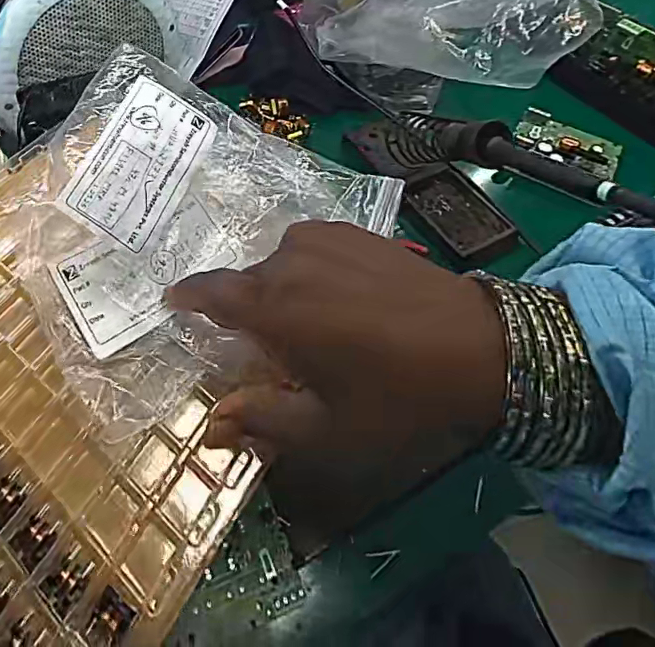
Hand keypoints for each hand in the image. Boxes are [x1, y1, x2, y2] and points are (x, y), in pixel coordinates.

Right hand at [166, 222, 506, 533]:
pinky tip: (343, 295)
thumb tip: (210, 425)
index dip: (188, 296)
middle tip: (277, 346)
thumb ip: (261, 420)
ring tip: (319, 322)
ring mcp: (319, 237)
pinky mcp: (348, 229)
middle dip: (249, 311)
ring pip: (279, 266)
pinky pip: (309, 248)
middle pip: (247, 283)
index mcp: (272, 306)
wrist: (478, 343)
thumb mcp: (326, 425)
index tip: (175, 301)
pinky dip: (310, 270)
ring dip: (283, 290)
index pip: (209, 290)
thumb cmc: (395, 393)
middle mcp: (286, 260)